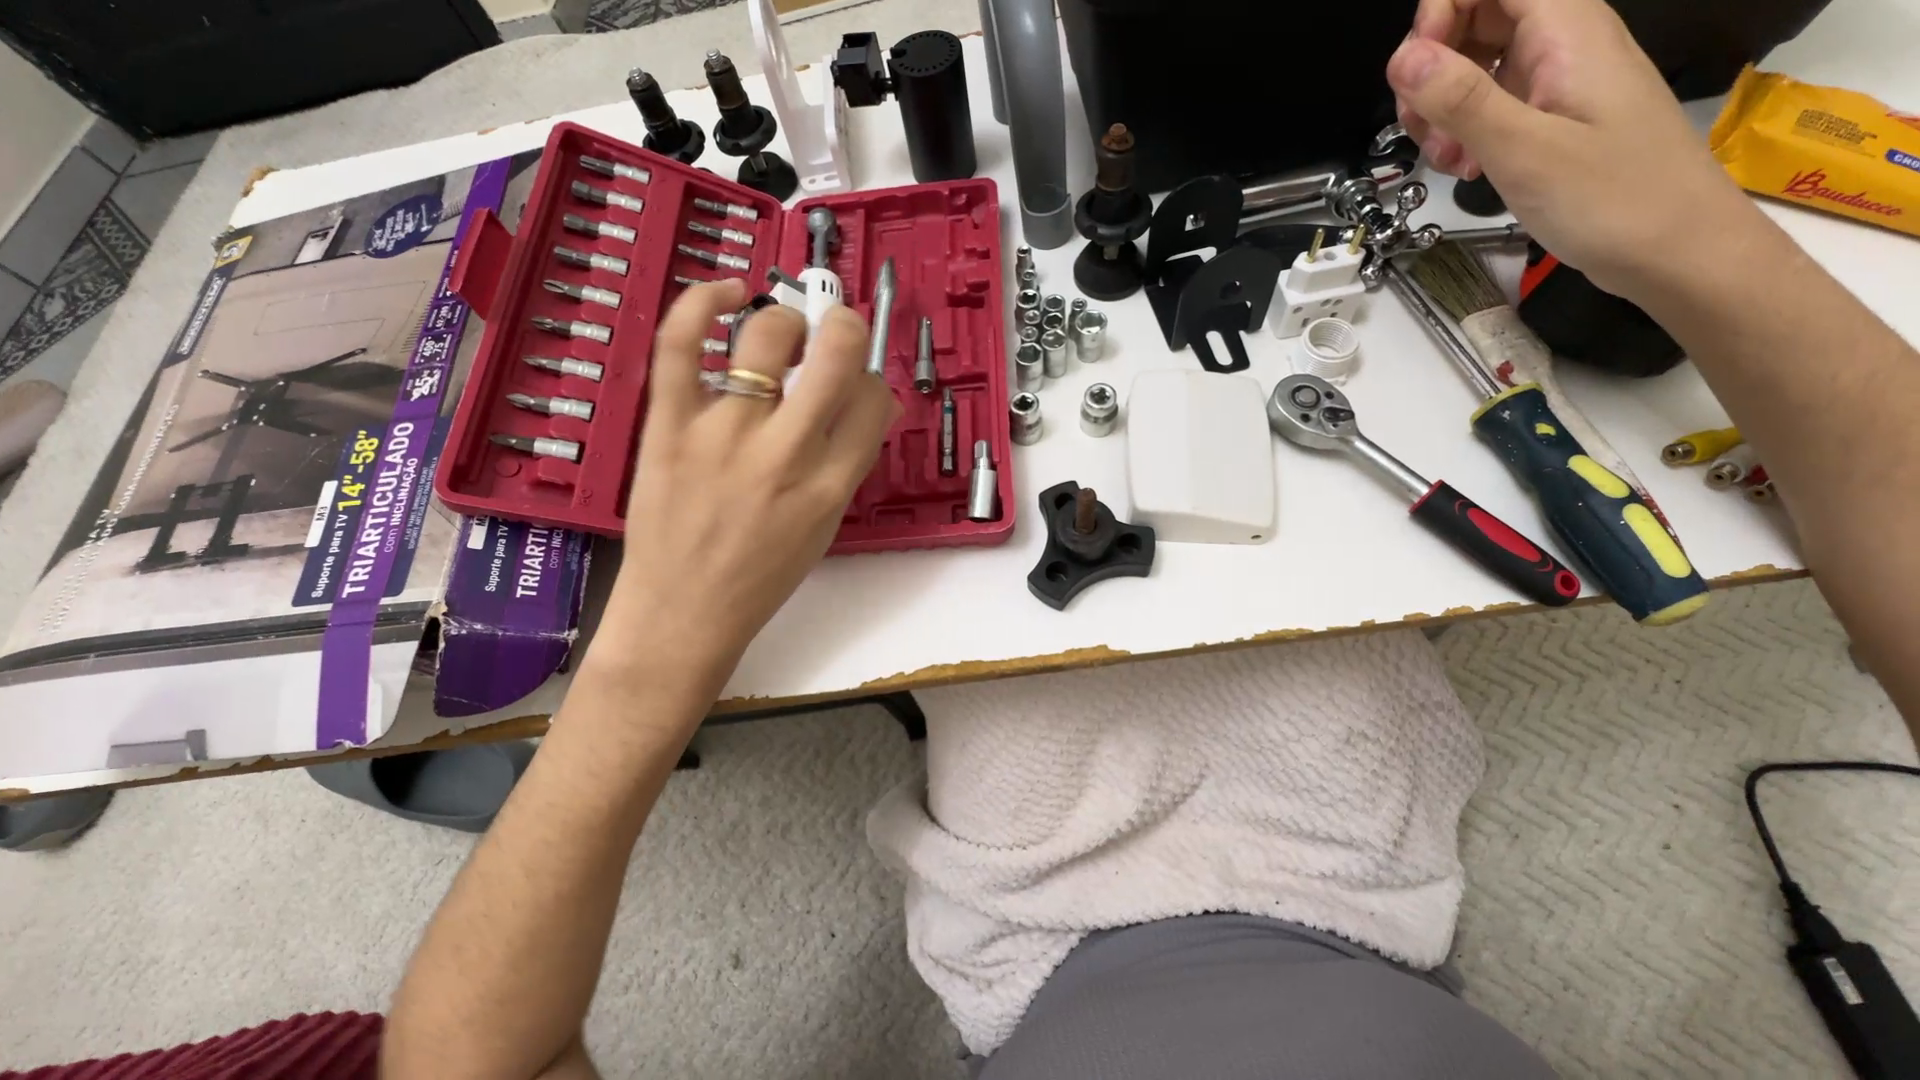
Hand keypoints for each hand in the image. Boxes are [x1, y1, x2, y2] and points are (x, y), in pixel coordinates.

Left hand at [589, 281, 898, 692]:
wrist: (682, 612)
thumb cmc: (759, 578)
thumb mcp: (825, 528)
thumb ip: (849, 464)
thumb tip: (874, 403)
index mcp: (829, 485)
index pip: (874, 398)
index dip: (872, 378)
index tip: (857, 382)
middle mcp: (784, 453)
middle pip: (837, 354)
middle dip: (845, 328)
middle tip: (833, 333)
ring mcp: (722, 434)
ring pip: (766, 337)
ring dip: (786, 322)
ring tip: (782, 334)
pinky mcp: (668, 424)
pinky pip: (680, 343)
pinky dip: (703, 302)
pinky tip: (728, 294)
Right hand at [1387, 0, 1758, 297]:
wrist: (1677, 251)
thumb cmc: (1614, 200)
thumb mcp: (1524, 150)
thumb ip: (1461, 99)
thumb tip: (1403, 56)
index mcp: (1566, 29)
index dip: (1440, 12)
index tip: (1417, 74)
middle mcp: (1563, 42)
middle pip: (1477, 16)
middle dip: (1432, 66)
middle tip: (1423, 127)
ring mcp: (1558, 80)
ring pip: (1479, 62)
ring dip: (1443, 106)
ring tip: (1445, 157)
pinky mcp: (1554, 117)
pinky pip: (1494, 102)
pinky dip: (1466, 130)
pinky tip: (1465, 167)